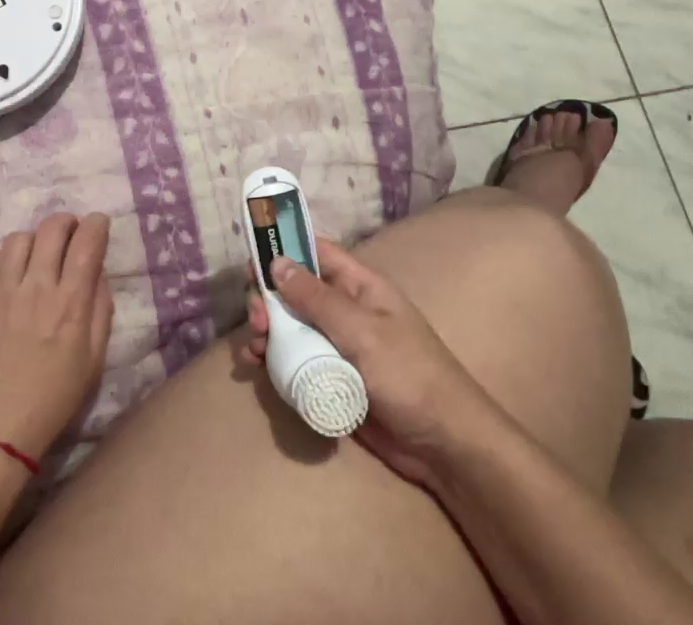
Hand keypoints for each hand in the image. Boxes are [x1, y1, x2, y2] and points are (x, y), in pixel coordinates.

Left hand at [0, 213, 113, 463]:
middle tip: (71, 232)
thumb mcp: (94, 358)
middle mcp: (36, 287)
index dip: (96, 224)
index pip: (87, 243)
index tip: (99, 223)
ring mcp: (2, 290)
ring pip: (18, 238)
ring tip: (39, 253)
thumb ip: (99, 310)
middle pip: (51, 229)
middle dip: (66, 221)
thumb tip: (96, 274)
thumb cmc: (55, 396)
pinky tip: (12, 271)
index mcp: (70, 303)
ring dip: (35, 238)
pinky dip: (6, 256)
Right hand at [242, 239, 477, 485]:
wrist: (442, 444)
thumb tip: (277, 262)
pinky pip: (294, 360)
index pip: (317, 253)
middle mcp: (346, 312)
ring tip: (255, 348)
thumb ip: (317, 299)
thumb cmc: (409, 377)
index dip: (284, 249)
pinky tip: (257, 366)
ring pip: (290, 327)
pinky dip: (273, 359)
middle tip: (257, 319)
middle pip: (295, 292)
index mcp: (361, 288)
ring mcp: (337, 346)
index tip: (250, 259)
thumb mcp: (362, 332)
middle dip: (269, 299)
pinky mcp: (330, 377)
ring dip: (268, 332)